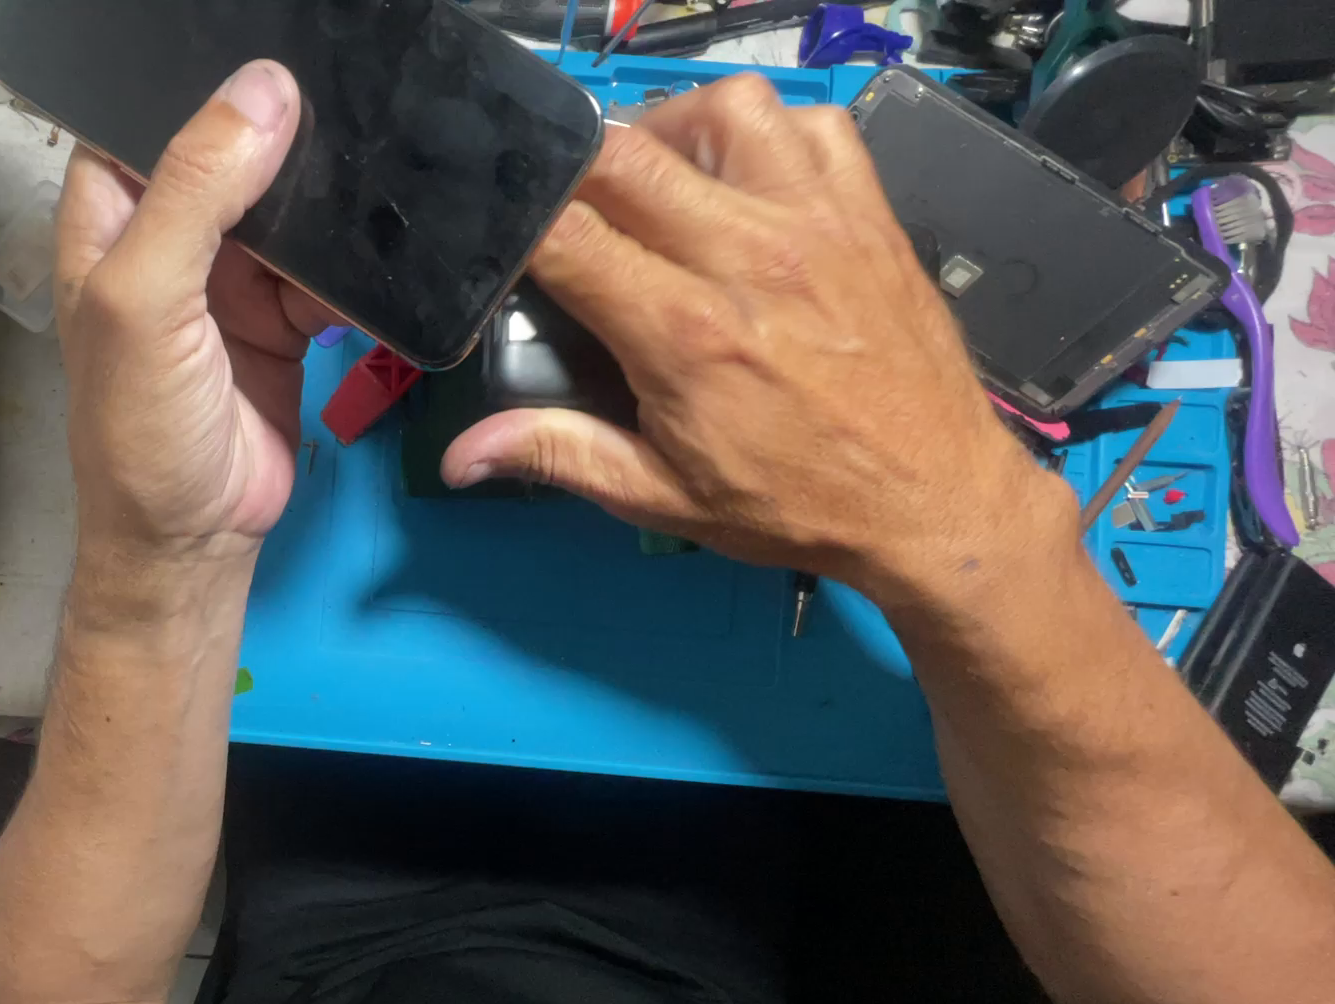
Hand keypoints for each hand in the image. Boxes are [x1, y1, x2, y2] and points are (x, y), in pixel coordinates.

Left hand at [55, 60, 331, 564]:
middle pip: (232, 162)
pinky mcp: (283, 325)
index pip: (146, 121)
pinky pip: (323, 277)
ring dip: (327, 210)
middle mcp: (172, 244)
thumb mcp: (148, 303)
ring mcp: (233, 286)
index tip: (271, 56)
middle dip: (284, 142)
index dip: (199, 88)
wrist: (198, 535)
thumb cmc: (143, 428)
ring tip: (378, 179)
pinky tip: (378, 263)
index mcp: (114, 223)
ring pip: (288, 218)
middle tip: (350, 104)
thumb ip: (195, 196)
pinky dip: (349, 273)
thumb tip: (265, 94)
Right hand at [441, 75, 1064, 606]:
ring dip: (661, 134)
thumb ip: (555, 454)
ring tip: (644, 185)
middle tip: (561, 218)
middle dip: (568, 173)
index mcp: (681, 333)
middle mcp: (746, 256)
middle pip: (626, 157)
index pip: (568, 237)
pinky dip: (755, 133)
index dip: (518, 230)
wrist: (932, 503)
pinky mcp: (869, 213)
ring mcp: (816, 222)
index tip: (505, 248)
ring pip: (720, 111)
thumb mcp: (655, 494)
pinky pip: (807, 124)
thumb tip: (458, 458)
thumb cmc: (785, 504)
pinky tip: (734, 182)